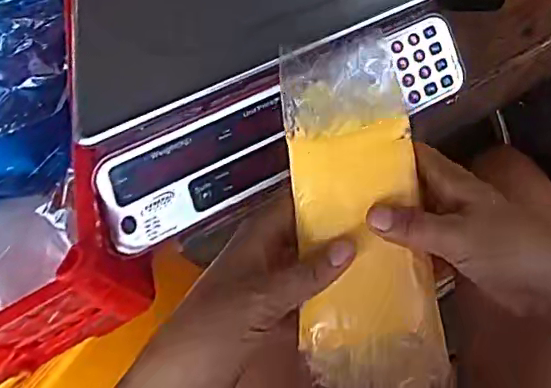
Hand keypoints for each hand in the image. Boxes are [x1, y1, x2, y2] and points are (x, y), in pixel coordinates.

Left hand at [120, 193, 353, 387]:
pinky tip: (351, 293)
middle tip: (374, 219)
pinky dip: (326, 293)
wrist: (175, 386)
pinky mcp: (272, 316)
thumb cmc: (206, 331)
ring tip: (373, 250)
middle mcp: (264, 254)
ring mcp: (268, 285)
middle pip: (305, 230)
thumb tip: (347, 244)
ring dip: (333, 261)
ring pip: (308, 263)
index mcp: (255, 236)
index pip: (294, 199)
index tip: (357, 183)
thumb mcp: (260, 298)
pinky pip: (305, 295)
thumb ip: (304, 273)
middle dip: (336, 226)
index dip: (322, 189)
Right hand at [366, 144, 550, 318]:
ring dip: (399, 223)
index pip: (422, 156)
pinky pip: (431, 246)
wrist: (548, 284)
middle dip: (390, 189)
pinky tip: (390, 263)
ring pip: (424, 218)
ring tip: (360, 229)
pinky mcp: (465, 254)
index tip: (362, 154)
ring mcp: (461, 226)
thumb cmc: (506, 247)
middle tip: (350, 196)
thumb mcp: (457, 235)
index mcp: (457, 182)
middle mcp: (456, 199)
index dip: (396, 151)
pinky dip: (413, 250)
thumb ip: (417, 225)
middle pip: (419, 187)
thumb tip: (372, 211)